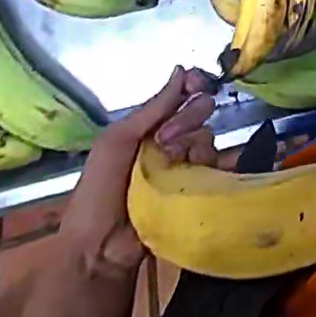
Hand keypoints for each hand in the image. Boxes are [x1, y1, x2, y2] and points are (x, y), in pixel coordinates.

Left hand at [58, 67, 226, 281]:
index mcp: (150, 125)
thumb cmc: (100, 188)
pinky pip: (215, 168)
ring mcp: (184, 166)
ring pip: (207, 137)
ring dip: (192, 143)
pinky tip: (202, 170)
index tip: (196, 82)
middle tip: (164, 139)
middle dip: (187, 116)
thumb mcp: (119, 139)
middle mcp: (171, 140)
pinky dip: (213, 164)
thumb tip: (181, 70)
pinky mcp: (197, 191)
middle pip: (197, 111)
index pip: (180, 95)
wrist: (100, 246)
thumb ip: (153, 107)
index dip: (191, 84)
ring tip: (171, 162)